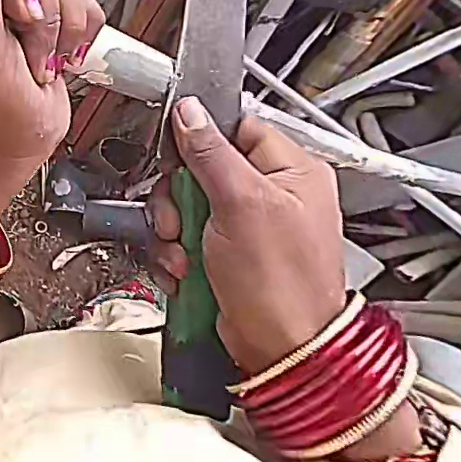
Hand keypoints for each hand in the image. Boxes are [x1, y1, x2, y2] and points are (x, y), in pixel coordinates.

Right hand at [150, 98, 345, 373]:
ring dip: (170, 229)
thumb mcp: (241, 203)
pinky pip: (178, 234)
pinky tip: (185, 267)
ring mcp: (241, 223)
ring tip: (185, 250)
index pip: (233, 128)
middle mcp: (267, 193)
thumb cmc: (282, 283)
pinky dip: (172, 252)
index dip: (199, 141)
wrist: (280, 350)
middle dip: (176, 197)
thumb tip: (189, 111)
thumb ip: (210, 153)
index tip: (183, 163)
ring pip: (179, 202)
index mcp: (290, 171)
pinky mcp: (219, 248)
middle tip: (182, 218)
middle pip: (195, 167)